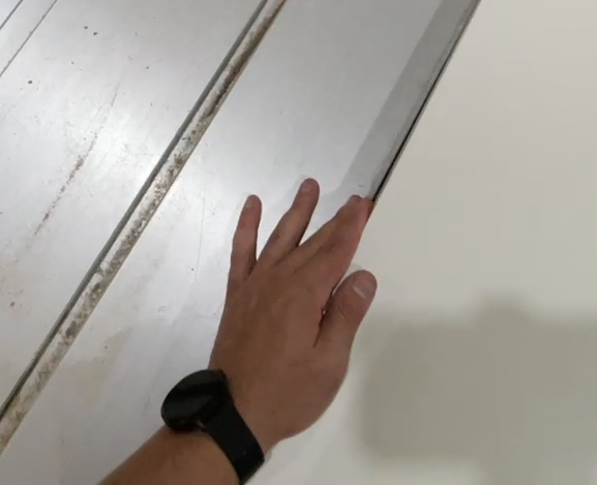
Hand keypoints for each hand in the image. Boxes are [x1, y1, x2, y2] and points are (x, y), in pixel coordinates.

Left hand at [210, 179, 377, 451]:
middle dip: (335, 220)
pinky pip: (242, 250)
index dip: (351, 228)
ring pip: (281, 238)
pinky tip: (252, 205)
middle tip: (353, 200)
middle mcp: (279, 280)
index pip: (335, 253)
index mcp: (305, 296)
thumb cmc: (287, 393)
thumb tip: (363, 276)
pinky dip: (247, 225)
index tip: (363, 206)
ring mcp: (256, 283)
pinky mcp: (239, 293)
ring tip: (310, 186)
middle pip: (313, 243)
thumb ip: (345, 316)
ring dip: (297, 212)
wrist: (233, 412)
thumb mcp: (328, 364)